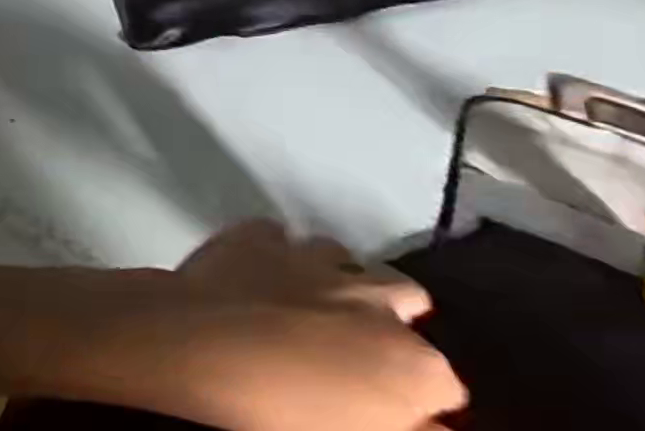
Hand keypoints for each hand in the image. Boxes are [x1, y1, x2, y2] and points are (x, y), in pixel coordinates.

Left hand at [145, 220, 465, 430]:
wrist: (200, 347)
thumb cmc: (284, 412)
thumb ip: (412, 430)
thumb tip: (433, 424)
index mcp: (413, 363)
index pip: (443, 383)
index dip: (419, 395)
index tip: (392, 403)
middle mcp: (372, 298)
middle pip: (405, 296)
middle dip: (390, 315)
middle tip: (356, 341)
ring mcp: (310, 256)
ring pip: (341, 254)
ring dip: (334, 275)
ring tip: (308, 300)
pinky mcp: (257, 233)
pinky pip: (276, 235)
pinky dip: (274, 250)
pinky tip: (259, 269)